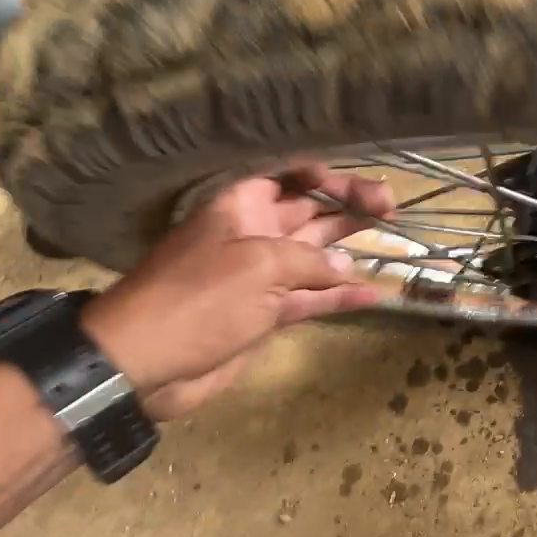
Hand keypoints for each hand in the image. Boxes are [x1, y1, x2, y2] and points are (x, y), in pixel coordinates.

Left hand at [81, 165, 393, 418]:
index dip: (320, 174)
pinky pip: (310, 298)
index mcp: (240, 207)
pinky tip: (373, 294)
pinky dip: (338, 296)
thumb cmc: (199, 298)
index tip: (354, 185)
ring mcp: (260, 276)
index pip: (285, 176)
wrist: (144, 362)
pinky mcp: (266, 314)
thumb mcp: (259, 264)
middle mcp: (253, 234)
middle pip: (307, 211)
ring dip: (348, 248)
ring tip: (392, 239)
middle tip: (390, 207)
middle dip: (347, 206)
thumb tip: (344, 264)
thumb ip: (310, 259)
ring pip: (314, 254)